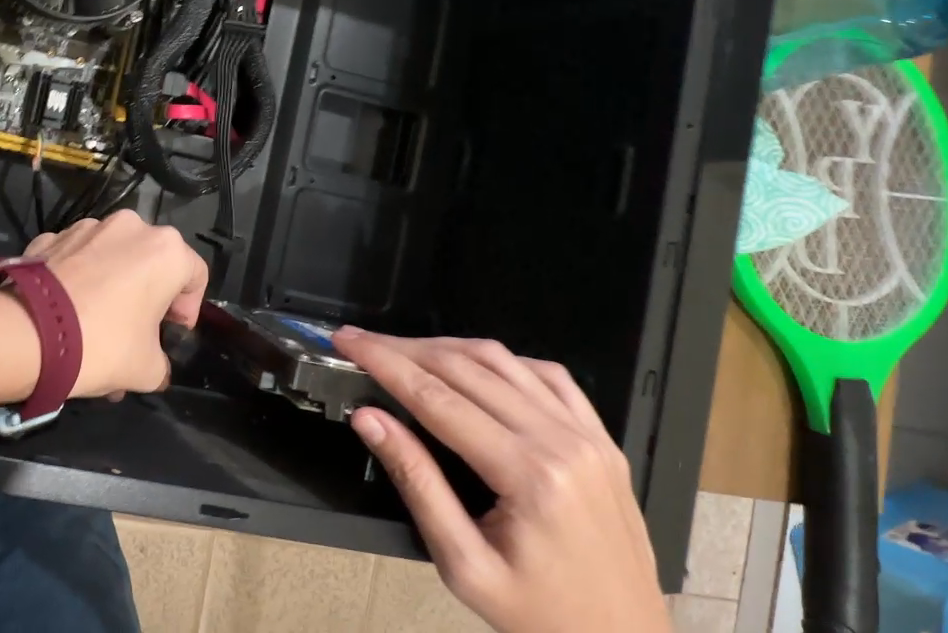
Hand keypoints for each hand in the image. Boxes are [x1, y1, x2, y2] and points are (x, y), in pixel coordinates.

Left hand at [25, 211, 207, 398]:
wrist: (26, 332)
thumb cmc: (102, 345)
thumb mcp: (147, 370)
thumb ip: (161, 363)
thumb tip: (154, 366)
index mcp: (165, 250)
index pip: (194, 275)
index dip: (188, 307)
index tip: (171, 334)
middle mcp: (128, 225)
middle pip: (150, 261)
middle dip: (146, 295)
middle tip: (135, 333)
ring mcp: (84, 227)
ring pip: (110, 257)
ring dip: (111, 285)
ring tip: (94, 328)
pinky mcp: (49, 236)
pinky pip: (74, 258)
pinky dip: (76, 279)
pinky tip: (66, 312)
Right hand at [332, 331, 669, 632]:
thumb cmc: (538, 616)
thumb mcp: (463, 565)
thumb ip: (416, 483)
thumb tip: (368, 418)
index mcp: (529, 474)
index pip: (436, 397)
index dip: (383, 362)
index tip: (345, 341)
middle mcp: (563, 441)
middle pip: (465, 368)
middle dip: (402, 348)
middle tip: (358, 341)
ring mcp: (589, 436)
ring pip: (503, 362)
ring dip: (443, 347)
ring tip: (399, 350)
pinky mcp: (602, 439)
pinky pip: (547, 376)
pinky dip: (499, 360)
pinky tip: (470, 366)